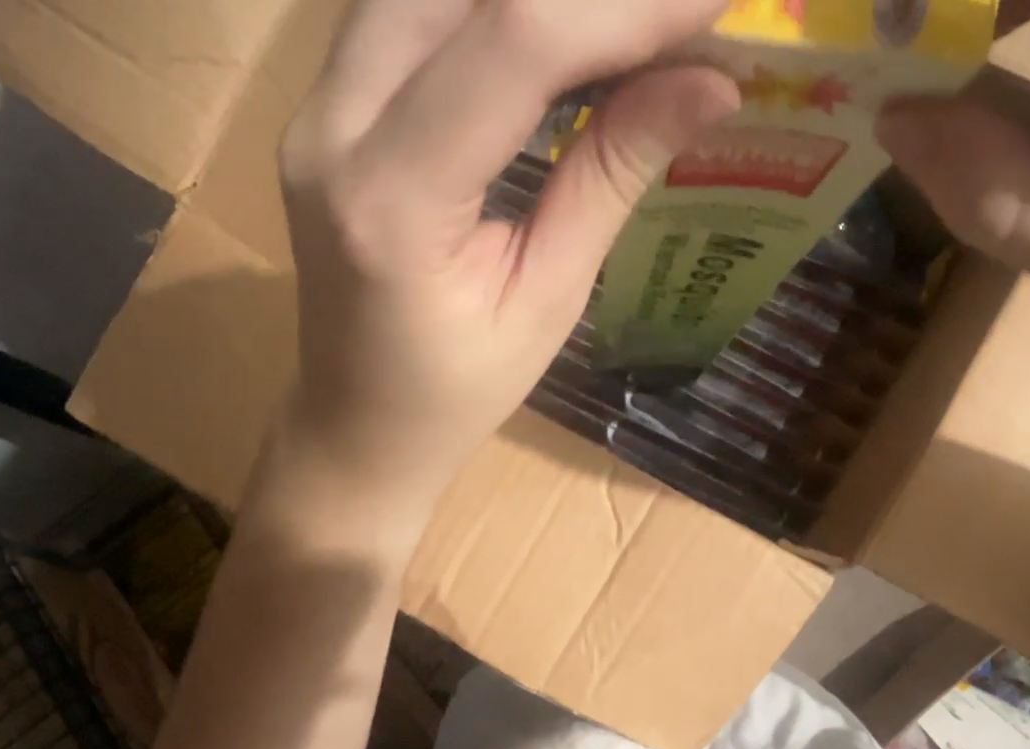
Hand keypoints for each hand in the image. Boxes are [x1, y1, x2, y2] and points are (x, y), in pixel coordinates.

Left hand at [277, 0, 739, 503]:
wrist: (357, 427)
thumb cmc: (457, 394)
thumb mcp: (547, 299)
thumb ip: (610, 176)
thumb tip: (711, 83)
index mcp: (394, 203)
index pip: (515, 45)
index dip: (625, 9)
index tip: (716, 3)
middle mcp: (332, 133)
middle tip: (667, 19)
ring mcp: (314, 113)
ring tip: (615, 29)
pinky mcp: (320, 111)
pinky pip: (403, 13)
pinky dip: (483, 11)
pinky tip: (549, 36)